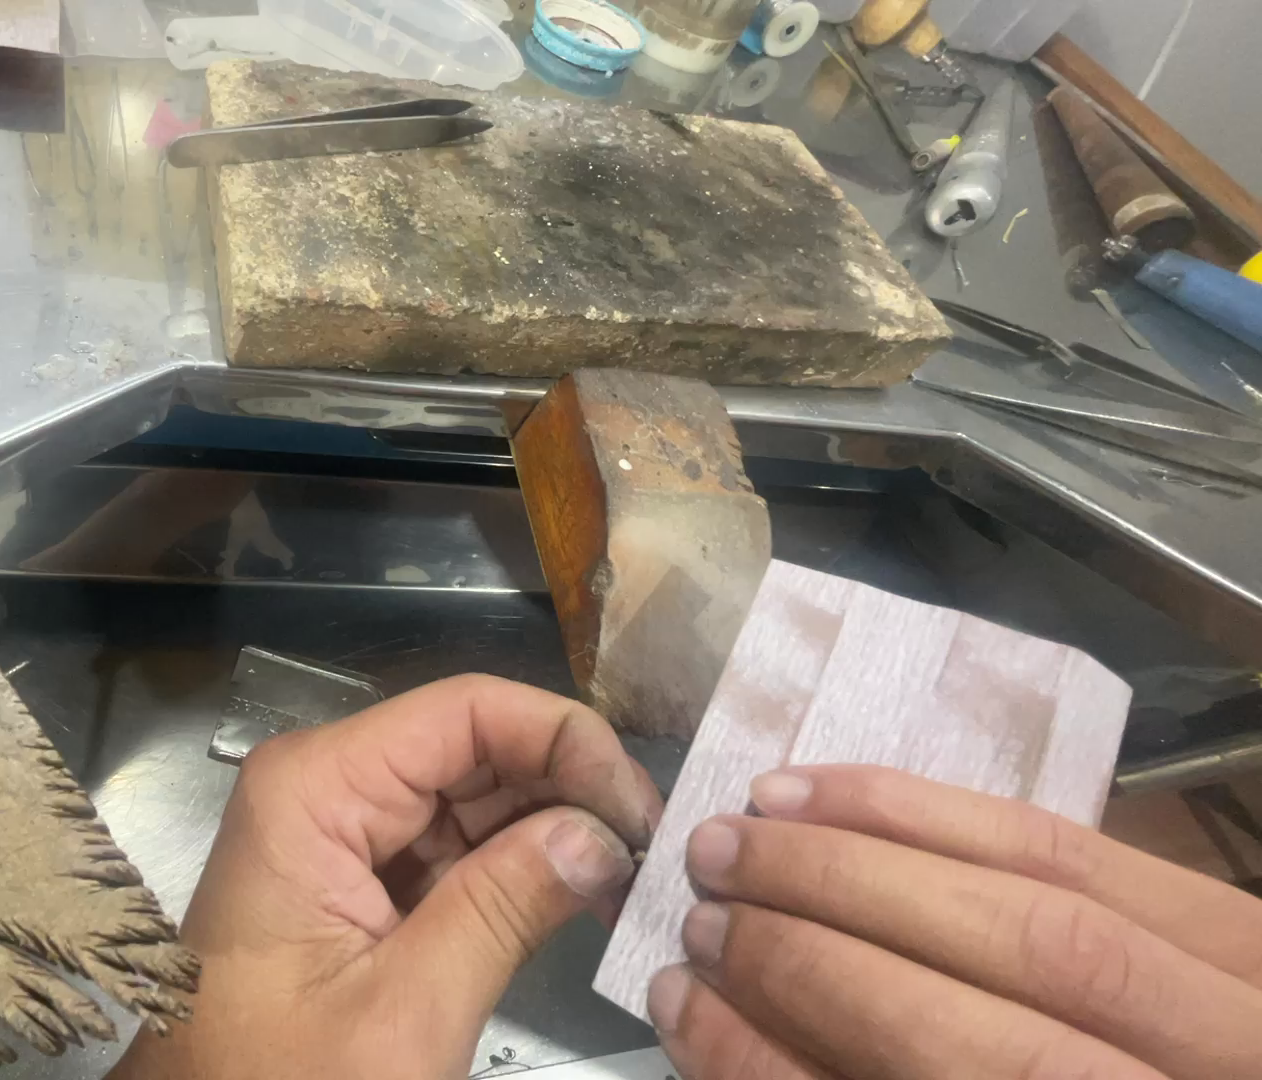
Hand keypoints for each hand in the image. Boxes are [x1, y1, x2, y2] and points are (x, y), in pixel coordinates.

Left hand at [110, 674, 662, 1079]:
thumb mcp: (401, 1011)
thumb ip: (504, 909)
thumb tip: (602, 836)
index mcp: (317, 783)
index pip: (461, 711)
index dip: (560, 736)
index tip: (640, 806)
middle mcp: (328, 777)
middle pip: (469, 741)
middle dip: (564, 783)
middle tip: (650, 848)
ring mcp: (344, 817)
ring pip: (471, 787)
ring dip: (551, 822)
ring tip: (627, 872)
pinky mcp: (361, 859)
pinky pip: (453, 837)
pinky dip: (517, 860)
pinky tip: (575, 886)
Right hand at [649, 765, 1261, 1079]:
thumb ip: (822, 1078)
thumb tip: (694, 1007)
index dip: (764, 1064)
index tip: (674, 1000)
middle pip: (997, 1049)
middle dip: (805, 960)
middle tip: (700, 911)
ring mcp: (1254, 1022)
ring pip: (1036, 921)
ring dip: (843, 865)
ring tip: (732, 837)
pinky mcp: (1241, 926)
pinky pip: (1058, 842)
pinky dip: (912, 807)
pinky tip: (804, 789)